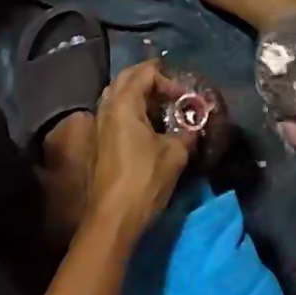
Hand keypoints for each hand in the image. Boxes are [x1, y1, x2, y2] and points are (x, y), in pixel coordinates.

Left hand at [84, 59, 195, 241]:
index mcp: (124, 104)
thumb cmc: (144, 180)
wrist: (112, 221)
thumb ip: (187, 131)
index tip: (184, 97)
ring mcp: (98, 125)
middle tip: (171, 87)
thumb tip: (197, 122)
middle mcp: (107, 108)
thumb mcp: (175, 153)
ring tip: (159, 103)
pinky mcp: (97, 142)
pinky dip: (129, 107)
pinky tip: (145, 124)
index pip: (146, 73)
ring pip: (116, 94)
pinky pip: (113, 111)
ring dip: (137, 92)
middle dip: (149, 77)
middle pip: (126, 77)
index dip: (168, 80)